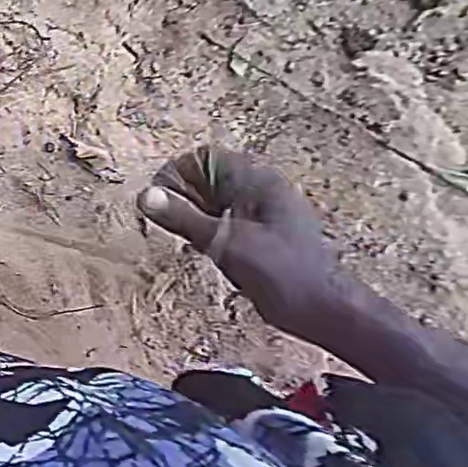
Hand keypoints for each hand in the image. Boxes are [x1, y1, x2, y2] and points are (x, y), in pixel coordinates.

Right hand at [137, 147, 347, 338]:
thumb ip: (183, 217)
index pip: (204, 157)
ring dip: (189, 214)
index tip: (161, 200)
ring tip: (185, 236)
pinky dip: (201, 229)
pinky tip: (200, 248)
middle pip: (204, 177)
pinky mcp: (255, 234)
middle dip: (180, 196)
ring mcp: (258, 213)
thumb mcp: (224, 241)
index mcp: (258, 182)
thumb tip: (146, 196)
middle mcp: (259, 191)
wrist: (321, 309)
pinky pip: (218, 220)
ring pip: (209, 199)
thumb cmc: (284, 271)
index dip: (176, 175)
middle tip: (169, 220)